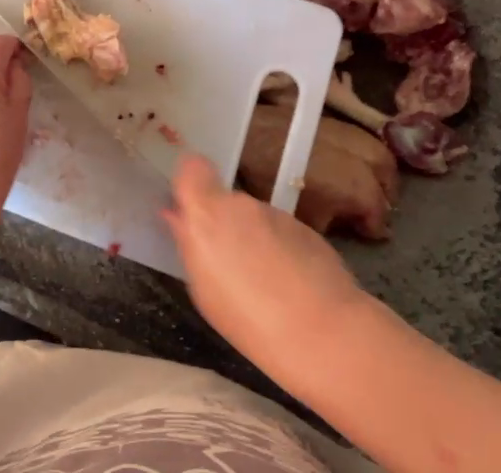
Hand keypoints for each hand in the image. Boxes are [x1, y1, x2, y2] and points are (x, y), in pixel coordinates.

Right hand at [164, 155, 366, 354]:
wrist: (323, 332)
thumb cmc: (246, 316)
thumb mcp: (201, 287)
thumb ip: (188, 244)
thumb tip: (178, 218)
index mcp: (207, 212)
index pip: (192, 168)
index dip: (191, 183)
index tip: (191, 209)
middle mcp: (242, 204)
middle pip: (225, 201)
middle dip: (224, 224)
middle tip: (228, 263)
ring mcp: (278, 214)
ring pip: (255, 219)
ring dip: (254, 239)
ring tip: (264, 282)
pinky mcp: (308, 230)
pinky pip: (281, 234)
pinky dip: (280, 251)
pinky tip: (290, 285)